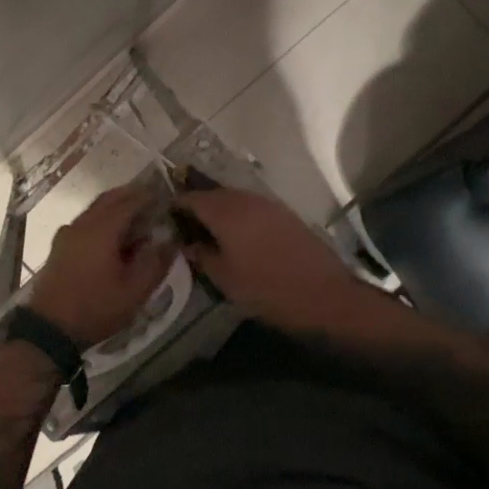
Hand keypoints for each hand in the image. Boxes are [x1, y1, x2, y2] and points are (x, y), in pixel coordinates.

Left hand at [28, 182, 177, 349]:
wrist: (49, 327)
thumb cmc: (95, 309)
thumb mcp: (134, 292)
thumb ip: (154, 263)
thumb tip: (169, 241)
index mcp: (101, 230)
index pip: (129, 203)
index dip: (148, 197)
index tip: (165, 196)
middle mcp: (81, 225)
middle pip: (108, 200)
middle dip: (130, 196)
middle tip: (152, 199)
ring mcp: (66, 235)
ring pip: (94, 211)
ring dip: (115, 207)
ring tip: (136, 217)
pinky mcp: (59, 247)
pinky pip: (85, 223)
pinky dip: (102, 220)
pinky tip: (113, 236)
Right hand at [171, 188, 359, 333]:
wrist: (325, 295)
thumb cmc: (267, 289)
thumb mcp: (225, 279)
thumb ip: (202, 257)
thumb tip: (187, 244)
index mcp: (227, 213)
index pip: (192, 198)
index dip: (176, 205)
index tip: (164, 217)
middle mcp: (247, 200)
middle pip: (214, 194)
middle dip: (197, 205)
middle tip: (183, 225)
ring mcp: (270, 205)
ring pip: (235, 199)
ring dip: (219, 209)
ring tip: (207, 231)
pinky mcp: (286, 215)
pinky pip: (253, 207)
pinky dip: (239, 215)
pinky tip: (236, 235)